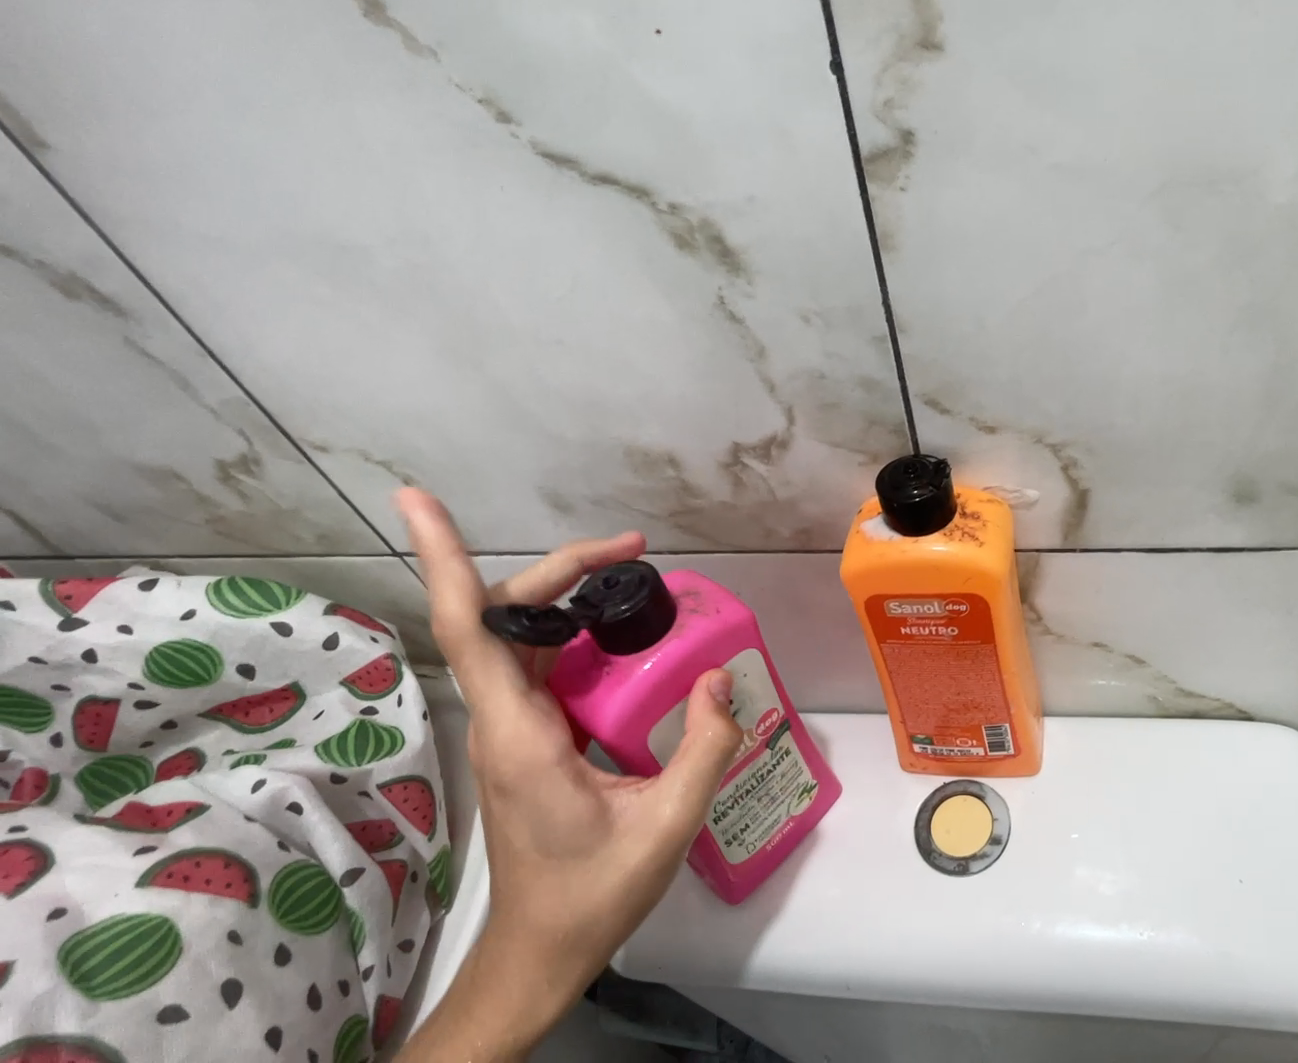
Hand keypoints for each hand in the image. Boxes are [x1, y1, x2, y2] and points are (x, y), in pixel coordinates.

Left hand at [395, 489, 743, 1061]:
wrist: (543, 951)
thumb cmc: (593, 894)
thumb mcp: (667, 826)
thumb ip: (704, 750)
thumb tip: (721, 678)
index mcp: (520, 735)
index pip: (470, 630)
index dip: (445, 560)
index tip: (420, 502)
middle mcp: (503, 720)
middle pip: (506, 617)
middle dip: (562, 570)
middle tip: (634, 550)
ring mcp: (513, 729)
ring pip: (525, 637)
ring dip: (570, 596)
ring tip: (637, 577)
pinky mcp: (531, 739)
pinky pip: (547, 666)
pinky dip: (581, 634)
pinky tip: (628, 635)